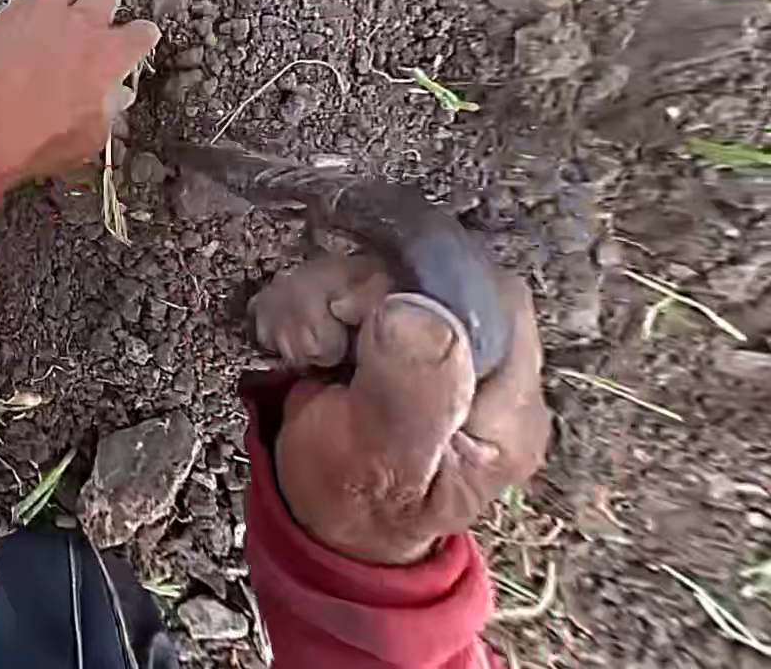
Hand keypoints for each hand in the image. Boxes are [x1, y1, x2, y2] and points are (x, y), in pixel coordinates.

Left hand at [0, 0, 160, 187]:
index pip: (143, 32)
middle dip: (104, 4)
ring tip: (57, 16)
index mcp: (111, 54)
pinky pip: (24, 0)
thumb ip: (111, 107)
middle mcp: (82, 25)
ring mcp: (44, 15)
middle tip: (93, 23)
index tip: (131, 48)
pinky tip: (23, 30)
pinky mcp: (10, 17)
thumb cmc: (43, 140)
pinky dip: (27, 12)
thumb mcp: (92, 135)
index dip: (138, 41)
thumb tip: (115, 93)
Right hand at [251, 254, 548, 564]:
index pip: (483, 295)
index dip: (418, 284)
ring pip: (351, 274)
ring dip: (304, 303)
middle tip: (316, 346)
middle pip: (403, 273)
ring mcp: (401, 340)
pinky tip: (286, 347)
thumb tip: (414, 308)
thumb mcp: (387, 455)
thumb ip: (410, 390)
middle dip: (341, 295)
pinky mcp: (353, 333)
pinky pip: (315, 289)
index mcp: (499, 392)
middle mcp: (458, 355)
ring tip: (296, 353)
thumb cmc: (358, 495)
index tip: (356, 313)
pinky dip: (287, 308)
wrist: (318, 511)